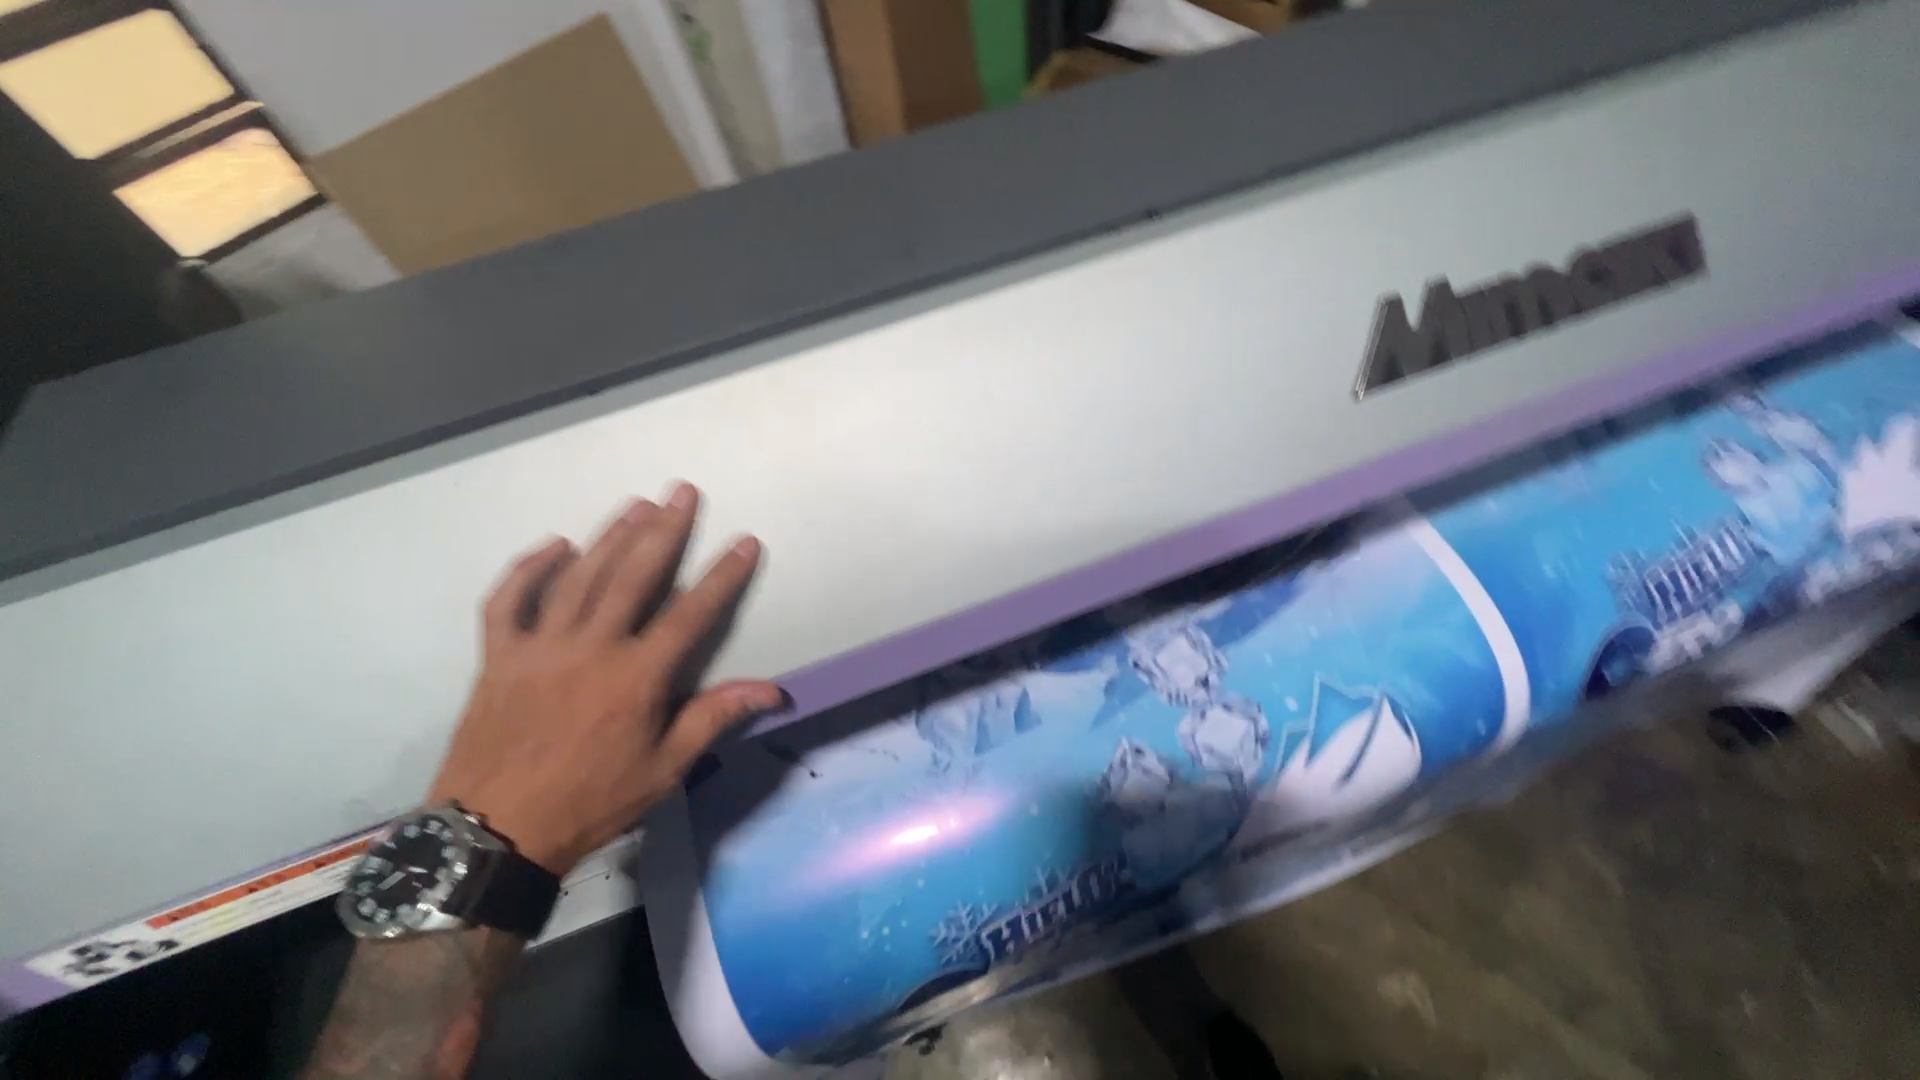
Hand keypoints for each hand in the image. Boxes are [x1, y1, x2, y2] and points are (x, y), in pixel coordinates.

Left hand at [427, 483, 783, 874]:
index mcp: (635, 678)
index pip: (690, 614)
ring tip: (637, 504)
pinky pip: (508, 600)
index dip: (721, 576)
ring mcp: (539, 647)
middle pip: (633, 576)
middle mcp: (590, 648)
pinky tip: (555, 544)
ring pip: (579, 576)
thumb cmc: (590, 803)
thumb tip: (772, 691)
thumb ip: (712, 719)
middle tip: (682, 491)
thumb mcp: (663, 771)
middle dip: (664, 530)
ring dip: (611, 535)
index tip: (744, 542)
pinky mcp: (499, 655)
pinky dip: (529, 568)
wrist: (494, 834)